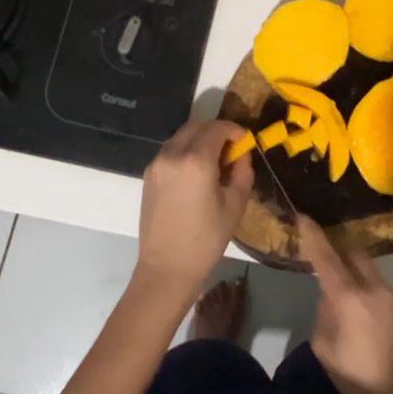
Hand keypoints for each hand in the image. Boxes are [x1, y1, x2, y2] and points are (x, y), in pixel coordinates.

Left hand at [135, 118, 253, 299]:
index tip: (244, 140)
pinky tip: (197, 172)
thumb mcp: (235, 205)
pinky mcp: (148, 176)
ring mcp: (156, 164)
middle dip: (215, 131)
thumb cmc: (206, 240)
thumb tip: (241, 155)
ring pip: (180, 137)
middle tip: (232, 148)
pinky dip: (186, 151)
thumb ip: (242, 172)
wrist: (167, 267)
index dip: (233, 130)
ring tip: (215, 161)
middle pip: (195, 126)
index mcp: (196, 161)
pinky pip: (170, 152)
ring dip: (199, 140)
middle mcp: (172, 155)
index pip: (216, 129)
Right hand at [299, 217, 392, 393]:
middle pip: (354, 254)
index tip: (304, 217)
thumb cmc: (358, 379)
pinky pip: (381, 287)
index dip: (313, 237)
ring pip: (369, 271)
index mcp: (351, 299)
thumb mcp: (325, 348)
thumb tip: (330, 296)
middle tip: (325, 261)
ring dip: (355, 275)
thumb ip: (324, 313)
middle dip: (339, 253)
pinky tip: (364, 315)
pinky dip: (368, 290)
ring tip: (345, 298)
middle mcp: (376, 288)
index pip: (327, 259)